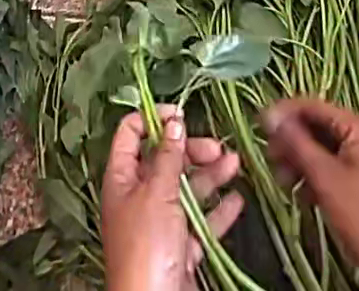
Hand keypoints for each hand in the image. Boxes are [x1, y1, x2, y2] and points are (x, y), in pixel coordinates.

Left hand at [102, 106, 243, 290]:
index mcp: (121, 176)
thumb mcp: (157, 192)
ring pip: (184, 188)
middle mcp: (138, 194)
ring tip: (235, 164)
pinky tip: (237, 201)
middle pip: (163, 159)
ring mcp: (158, 221)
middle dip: (190, 149)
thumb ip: (167, 155)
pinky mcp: (178, 246)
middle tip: (217, 147)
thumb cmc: (147, 244)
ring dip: (209, 175)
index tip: (181, 114)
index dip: (153, 118)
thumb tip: (174, 120)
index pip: (131, 132)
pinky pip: (198, 221)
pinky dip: (216, 210)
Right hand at [265, 98, 358, 290]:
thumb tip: (268, 114)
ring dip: (301, 162)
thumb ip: (296, 142)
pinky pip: (336, 168)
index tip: (259, 126)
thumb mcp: (324, 177)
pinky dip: (317, 177)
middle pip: (318, 128)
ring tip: (285, 182)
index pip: (314, 106)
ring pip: (325, 150)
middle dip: (292, 142)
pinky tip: (303, 196)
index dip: (284, 113)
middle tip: (271, 160)